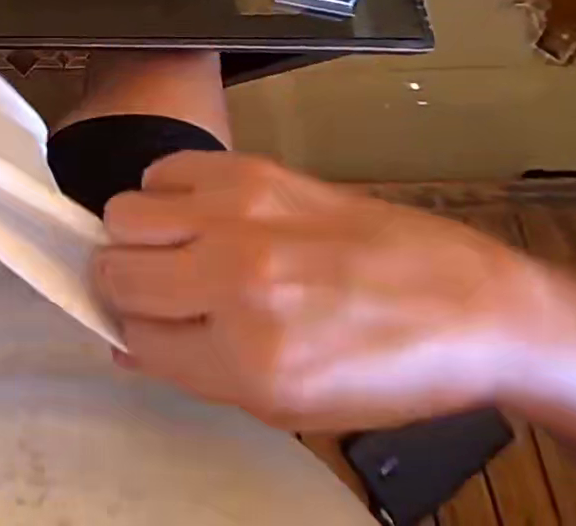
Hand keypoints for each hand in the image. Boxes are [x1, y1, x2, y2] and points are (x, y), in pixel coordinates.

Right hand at [95, 152, 548, 432]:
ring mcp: (237, 215)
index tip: (146, 327)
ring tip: (174, 247)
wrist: (461, 302)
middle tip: (152, 288)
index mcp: (247, 359)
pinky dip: (165, 194)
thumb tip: (123, 342)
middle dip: (121, 285)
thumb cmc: (380, 367)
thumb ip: (190, 371)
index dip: (135, 336)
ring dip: (136, 236)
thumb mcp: (287, 405)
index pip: (134, 338)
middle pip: (114, 270)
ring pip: (123, 213)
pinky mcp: (249, 170)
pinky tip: (197, 214)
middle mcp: (232, 280)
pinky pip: (162, 170)